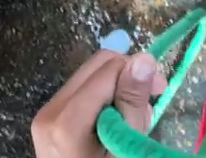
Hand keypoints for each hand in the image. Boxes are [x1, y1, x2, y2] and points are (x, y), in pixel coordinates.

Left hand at [30, 50, 164, 157]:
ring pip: (91, 74)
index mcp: (67, 121)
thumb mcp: (125, 148)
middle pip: (98, 65)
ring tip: (131, 116)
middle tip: (149, 101)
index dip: (137, 73)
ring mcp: (46, 114)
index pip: (110, 69)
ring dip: (117, 86)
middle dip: (127, 76)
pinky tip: (114, 119)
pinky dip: (103, 96)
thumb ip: (132, 103)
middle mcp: (51, 110)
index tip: (159, 89)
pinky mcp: (48, 118)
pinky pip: (82, 89)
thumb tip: (144, 58)